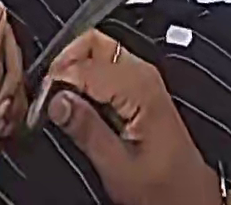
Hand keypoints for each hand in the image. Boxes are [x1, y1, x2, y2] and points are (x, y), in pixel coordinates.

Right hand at [42, 31, 222, 204]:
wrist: (190, 198)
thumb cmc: (162, 189)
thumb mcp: (119, 168)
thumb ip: (86, 129)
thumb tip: (55, 100)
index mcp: (139, 87)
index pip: (86, 66)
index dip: (58, 79)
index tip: (40, 100)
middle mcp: (141, 72)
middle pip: (93, 42)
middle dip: (65, 60)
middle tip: (46, 90)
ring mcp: (141, 76)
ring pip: (97, 48)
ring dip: (73, 65)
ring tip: (56, 94)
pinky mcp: (138, 84)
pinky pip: (105, 63)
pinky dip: (84, 73)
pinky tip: (74, 97)